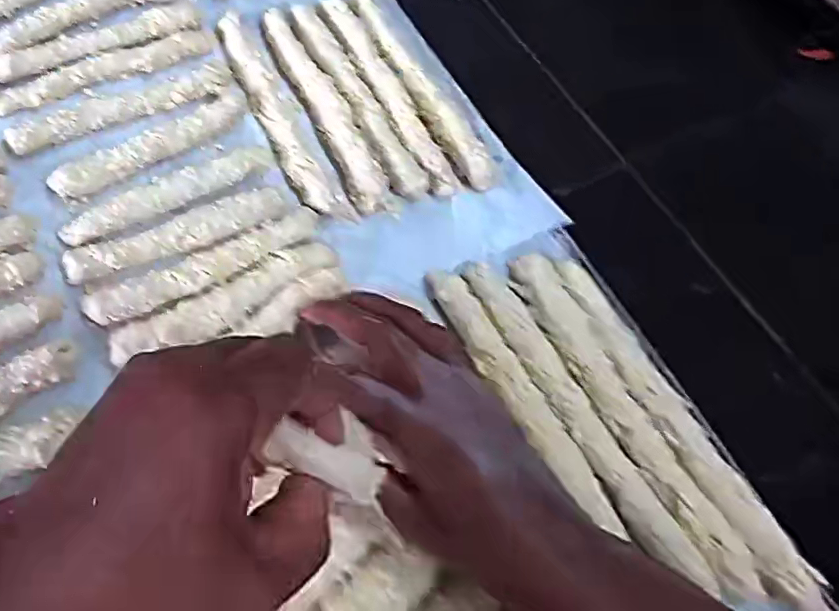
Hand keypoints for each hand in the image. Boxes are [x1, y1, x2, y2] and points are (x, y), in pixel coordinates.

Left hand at [0, 336, 331, 610]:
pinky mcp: (121, 390)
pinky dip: (214, 396)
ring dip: (250, 392)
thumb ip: (304, 523)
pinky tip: (217, 449)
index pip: (288, 362)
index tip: (334, 435)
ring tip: (263, 453)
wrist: (44, 580)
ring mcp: (141, 374)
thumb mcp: (253, 578)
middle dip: (288, 389)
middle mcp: (176, 369)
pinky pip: (185, 374)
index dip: (323, 388)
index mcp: (213, 403)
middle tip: (305, 446)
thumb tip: (311, 482)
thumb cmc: (154, 583)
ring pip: (217, 361)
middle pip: (252, 354)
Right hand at [301, 292, 719, 610]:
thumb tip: (341, 445)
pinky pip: (436, 334)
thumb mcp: (410, 517)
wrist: (549, 541)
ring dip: (373, 305)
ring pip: (410, 324)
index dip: (316, 369)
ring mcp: (460, 379)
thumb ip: (370, 471)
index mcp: (418, 427)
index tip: (289, 357)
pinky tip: (392, 319)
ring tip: (344, 298)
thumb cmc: (476, 538)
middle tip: (310, 307)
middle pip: (382, 335)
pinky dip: (407, 318)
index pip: (354, 385)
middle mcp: (437, 391)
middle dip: (341, 315)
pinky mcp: (476, 379)